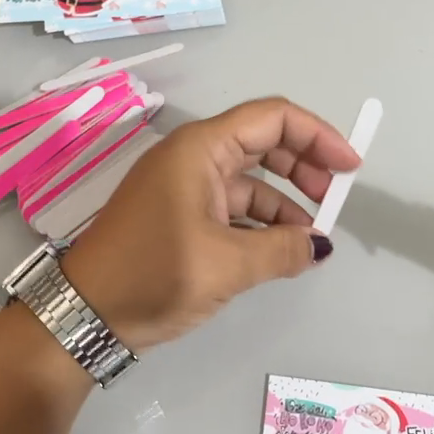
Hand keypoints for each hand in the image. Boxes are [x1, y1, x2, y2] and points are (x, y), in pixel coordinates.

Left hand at [60, 98, 358, 351]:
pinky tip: (281, 252)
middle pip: (263, 144)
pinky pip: (232, 209)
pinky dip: (260, 225)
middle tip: (332, 201)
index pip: (272, 118)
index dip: (317, 136)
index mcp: (200, 150)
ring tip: (311, 241)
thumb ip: (282, 249)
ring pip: (249, 181)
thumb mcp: (227, 265)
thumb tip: (319, 245)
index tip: (350, 168)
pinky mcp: (180, 217)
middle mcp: (193, 159)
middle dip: (304, 167)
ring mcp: (185, 188)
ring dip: (284, 204)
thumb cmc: (153, 275)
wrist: (84, 315)